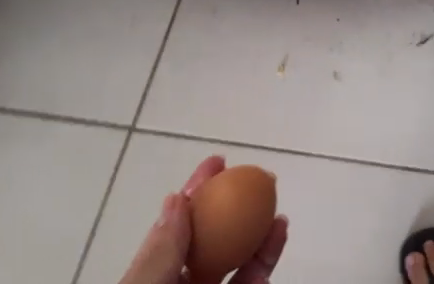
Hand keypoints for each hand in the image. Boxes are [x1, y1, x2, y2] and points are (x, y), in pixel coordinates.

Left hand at [118, 156, 287, 283]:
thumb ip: (161, 251)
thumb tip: (176, 198)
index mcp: (154, 275)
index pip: (177, 227)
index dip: (196, 192)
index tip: (217, 162)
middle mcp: (183, 280)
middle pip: (212, 235)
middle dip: (232, 201)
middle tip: (252, 173)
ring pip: (239, 254)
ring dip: (259, 224)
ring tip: (273, 196)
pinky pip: (256, 276)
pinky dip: (270, 252)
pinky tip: (279, 229)